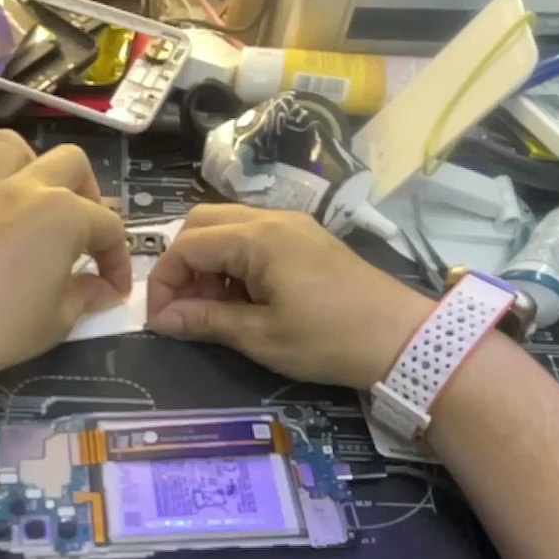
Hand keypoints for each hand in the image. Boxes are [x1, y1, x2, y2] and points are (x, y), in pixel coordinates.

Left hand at [0, 130, 129, 408]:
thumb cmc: (0, 328)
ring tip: (29, 201)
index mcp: (63, 215)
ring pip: (11, 146)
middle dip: (87, 194)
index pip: (107, 227)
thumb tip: (102, 290)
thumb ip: (83, 297)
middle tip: (81, 234)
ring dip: (29, 166)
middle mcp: (24, 187)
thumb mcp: (56, 322)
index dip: (118, 259)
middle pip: (71, 164)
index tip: (114, 288)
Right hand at [146, 205, 434, 389]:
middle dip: (181, 264)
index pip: (186, 245)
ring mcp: (291, 225)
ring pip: (226, 228)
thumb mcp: (260, 336)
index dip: (164, 282)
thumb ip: (205, 322)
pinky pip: (252, 238)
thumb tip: (160, 320)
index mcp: (257, 238)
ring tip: (211, 309)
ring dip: (207, 264)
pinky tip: (241, 299)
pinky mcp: (305, 239)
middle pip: (202, 223)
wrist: (398, 337)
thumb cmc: (326, 339)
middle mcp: (271, 219)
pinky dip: (233, 263)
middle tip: (183, 309)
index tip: (160, 320)